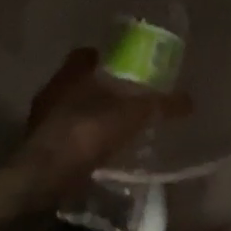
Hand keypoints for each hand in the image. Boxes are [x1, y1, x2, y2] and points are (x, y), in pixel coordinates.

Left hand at [15, 49, 189, 193]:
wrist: (46, 176)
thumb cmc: (86, 132)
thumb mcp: (131, 116)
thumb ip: (158, 105)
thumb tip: (189, 101)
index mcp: (69, 74)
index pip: (86, 55)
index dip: (105, 57)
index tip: (126, 66)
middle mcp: (52, 92)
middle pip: (79, 83)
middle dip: (100, 89)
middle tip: (127, 98)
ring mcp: (42, 120)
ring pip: (71, 110)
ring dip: (90, 116)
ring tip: (117, 127)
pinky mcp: (41, 147)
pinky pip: (66, 136)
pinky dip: (83, 140)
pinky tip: (101, 151)